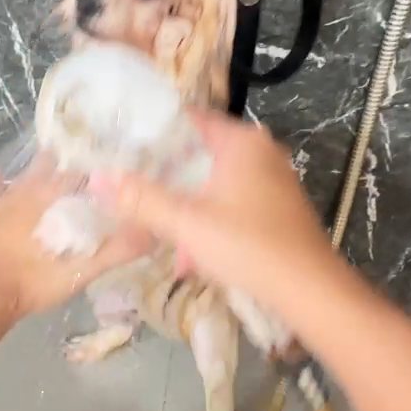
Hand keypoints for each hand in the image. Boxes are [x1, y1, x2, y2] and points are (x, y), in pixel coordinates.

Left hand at [0, 167, 149, 321]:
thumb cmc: (34, 280)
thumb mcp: (81, 270)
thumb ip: (117, 251)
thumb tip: (155, 234)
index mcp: (54, 200)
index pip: (80, 176)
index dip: (96, 171)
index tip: (111, 167)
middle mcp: (31, 192)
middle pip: (53, 171)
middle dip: (69, 165)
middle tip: (84, 159)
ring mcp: (7, 203)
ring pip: (26, 176)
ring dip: (39, 169)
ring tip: (51, 157)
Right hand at [89, 111, 337, 302]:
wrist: (312, 292)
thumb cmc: (249, 246)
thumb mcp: (187, 223)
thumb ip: (141, 199)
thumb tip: (98, 177)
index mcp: (241, 141)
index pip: (188, 118)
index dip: (152, 130)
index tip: (121, 145)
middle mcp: (260, 150)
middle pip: (199, 151)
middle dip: (166, 175)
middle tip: (131, 186)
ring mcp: (272, 178)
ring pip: (214, 180)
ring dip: (186, 204)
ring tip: (156, 228)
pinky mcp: (277, 205)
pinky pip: (232, 200)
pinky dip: (209, 218)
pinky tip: (190, 253)